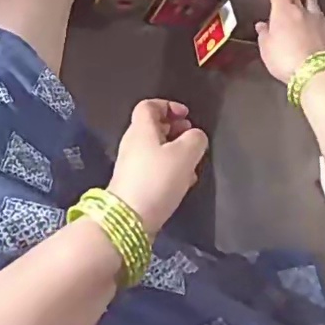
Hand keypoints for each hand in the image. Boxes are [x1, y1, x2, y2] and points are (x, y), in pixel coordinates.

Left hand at [106, 100, 208, 232]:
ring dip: (174, 150)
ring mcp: (131, 164)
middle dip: (174, 128)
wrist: (129, 218)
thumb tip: (195, 135)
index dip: (168, 106)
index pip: (149, 105)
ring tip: (192, 160)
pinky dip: (169, 168)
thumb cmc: (157, 179)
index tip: (186, 115)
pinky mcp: (134, 184)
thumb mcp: (185, 154)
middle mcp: (133, 143)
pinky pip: (154, 168)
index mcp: (141, 129)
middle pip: (152, 127)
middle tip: (191, 136)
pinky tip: (183, 181)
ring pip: (155, 148)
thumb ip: (195, 139)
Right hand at [257, 0, 324, 83]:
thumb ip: (264, 34)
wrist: (315, 72)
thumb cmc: (284, 58)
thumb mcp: (267, 48)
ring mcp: (315, 19)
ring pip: (311, 0)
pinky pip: (319, 14)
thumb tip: (263, 25)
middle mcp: (300, 10)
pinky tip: (315, 10)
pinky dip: (315, 9)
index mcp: (283, 11)